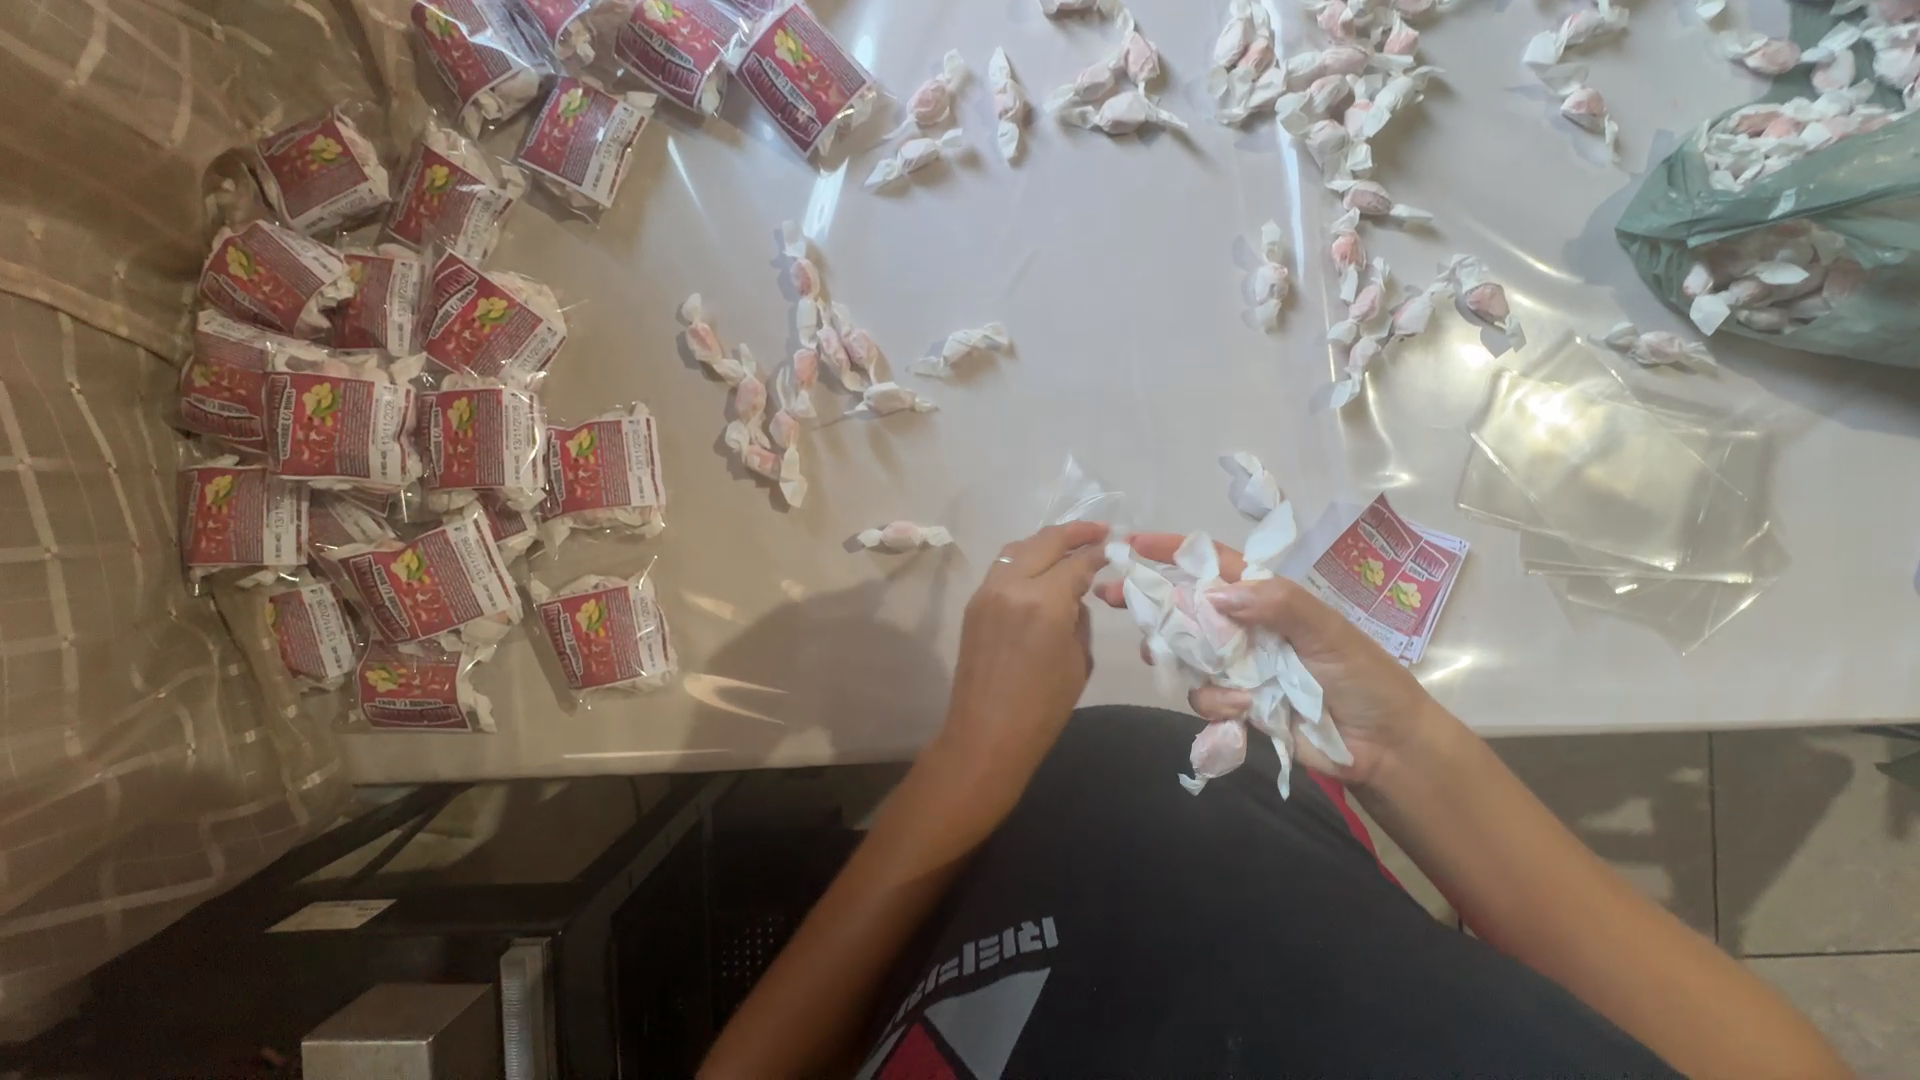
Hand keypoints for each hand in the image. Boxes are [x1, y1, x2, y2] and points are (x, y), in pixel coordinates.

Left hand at [932, 522, 1109, 792]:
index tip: (1115, 544)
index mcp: (1044, 602)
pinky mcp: (974, 604)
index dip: (1099, 551)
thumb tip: (1075, 594)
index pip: (1078, 561)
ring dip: (1045, 542)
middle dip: (1074, 533)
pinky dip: (1024, 559)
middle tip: (1098, 532)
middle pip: (1045, 542)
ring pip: (1019, 549)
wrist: (986, 734)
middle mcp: (1012, 586)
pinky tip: (1041, 569)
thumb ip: (1078, 617)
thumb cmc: (1043, 707)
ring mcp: (987, 592)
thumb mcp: (1078, 660)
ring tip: (1069, 546)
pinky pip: (1003, 567)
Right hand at [1095, 533, 1447, 789]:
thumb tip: (1215, 595)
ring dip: (1170, 652)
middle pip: (1185, 607)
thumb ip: (1278, 605)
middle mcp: (1244, 628)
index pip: (1215, 564)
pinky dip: (1217, 701)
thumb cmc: (1365, 678)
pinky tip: (1245, 708)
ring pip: (1184, 653)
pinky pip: (1203, 696)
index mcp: (1267, 599)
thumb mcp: (1329, 632)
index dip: (1175, 550)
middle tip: (1110, 596)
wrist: (1384, 748)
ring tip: (1158, 654)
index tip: (1133, 543)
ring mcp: (1237, 668)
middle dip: (1147, 600)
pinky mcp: (1235, 706)